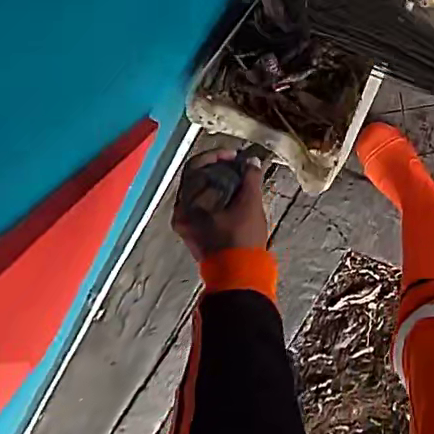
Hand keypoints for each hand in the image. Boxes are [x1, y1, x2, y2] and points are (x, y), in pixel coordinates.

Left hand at [171, 147, 268, 261]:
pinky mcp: (196, 235)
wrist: (239, 277)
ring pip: (200, 194)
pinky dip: (217, 198)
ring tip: (240, 181)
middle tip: (239, 167)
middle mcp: (181, 213)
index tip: (235, 156)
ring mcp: (187, 226)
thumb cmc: (241, 240)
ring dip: (219, 184)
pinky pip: (202, 208)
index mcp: (187, 204)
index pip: (195, 166)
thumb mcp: (249, 205)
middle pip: (196, 180)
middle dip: (219, 170)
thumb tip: (252, 161)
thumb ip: (250, 179)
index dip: (216, 155)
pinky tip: (235, 198)